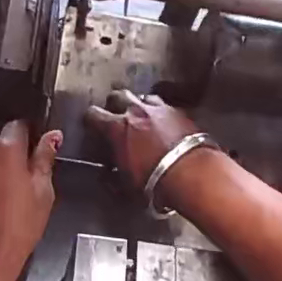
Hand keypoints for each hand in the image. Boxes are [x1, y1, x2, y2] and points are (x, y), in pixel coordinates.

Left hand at [0, 120, 59, 280]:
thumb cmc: (20, 226)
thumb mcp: (42, 193)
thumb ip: (45, 159)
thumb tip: (52, 136)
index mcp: (4, 149)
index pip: (18, 126)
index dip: (30, 137)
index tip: (38, 154)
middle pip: (0, 144)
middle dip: (12, 157)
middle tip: (26, 184)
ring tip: (7, 199)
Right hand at [84, 90, 201, 186]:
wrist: (191, 173)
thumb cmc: (153, 181)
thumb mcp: (125, 185)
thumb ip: (112, 177)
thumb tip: (107, 176)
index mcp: (116, 128)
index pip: (93, 114)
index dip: (90, 120)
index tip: (91, 126)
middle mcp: (135, 111)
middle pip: (118, 95)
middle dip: (114, 104)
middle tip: (115, 115)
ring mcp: (160, 109)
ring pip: (143, 97)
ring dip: (140, 105)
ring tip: (142, 118)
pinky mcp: (180, 112)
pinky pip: (165, 106)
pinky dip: (161, 113)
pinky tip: (164, 124)